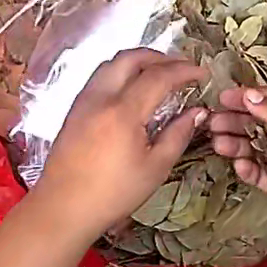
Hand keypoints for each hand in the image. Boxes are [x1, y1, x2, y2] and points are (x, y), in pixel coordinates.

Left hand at [28, 48, 206, 240]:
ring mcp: (83, 101)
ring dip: (139, 62)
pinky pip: (101, 78)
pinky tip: (134, 90)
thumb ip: (178, 135)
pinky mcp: (74, 110)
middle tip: (182, 68)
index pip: (159, 76)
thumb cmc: (114, 193)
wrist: (63, 208)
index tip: (203, 74)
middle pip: (131, 58)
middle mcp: (101, 97)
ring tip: (160, 74)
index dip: (184, 70)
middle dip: (161, 57)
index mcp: (123, 111)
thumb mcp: (155, 168)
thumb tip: (197, 112)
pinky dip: (122, 73)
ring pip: (112, 64)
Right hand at [205, 87, 266, 236]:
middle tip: (211, 122)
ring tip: (218, 142)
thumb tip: (250, 95)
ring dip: (236, 144)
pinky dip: (247, 169)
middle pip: (258, 123)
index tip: (223, 98)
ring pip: (254, 148)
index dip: (248, 98)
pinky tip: (240, 165)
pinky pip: (260, 174)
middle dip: (235, 121)